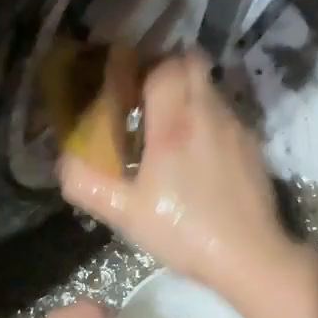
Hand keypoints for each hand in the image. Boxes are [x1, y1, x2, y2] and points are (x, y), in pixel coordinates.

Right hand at [59, 51, 295, 292]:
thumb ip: (89, 185)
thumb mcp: (126, 215)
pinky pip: (226, 113)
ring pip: (211, 87)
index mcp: (174, 125)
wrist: (249, 255)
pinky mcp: (253, 145)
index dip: (144, 68)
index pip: (164, 66)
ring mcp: (236, 128)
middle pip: (192, 63)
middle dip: (168, 70)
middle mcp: (208, 115)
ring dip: (190, 94)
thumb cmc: (183, 232)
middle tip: (147, 100)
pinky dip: (209, 119)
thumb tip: (63, 162)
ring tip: (171, 129)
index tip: (128, 89)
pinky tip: (199, 154)